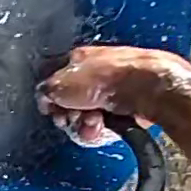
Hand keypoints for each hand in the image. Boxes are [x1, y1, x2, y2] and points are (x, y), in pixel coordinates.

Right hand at [36, 45, 184, 144]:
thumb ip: (44, 91)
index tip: (51, 109)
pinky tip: (105, 126)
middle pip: (68, 106)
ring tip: (94, 122)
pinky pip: (103, 128)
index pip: (53, 83)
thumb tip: (44, 98)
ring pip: (84, 120)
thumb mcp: (59, 85)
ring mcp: (111, 93)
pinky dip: (101, 131)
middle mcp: (95, 75)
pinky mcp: (125, 110)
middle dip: (68, 116)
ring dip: (84, 126)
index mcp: (78, 59)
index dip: (50, 99)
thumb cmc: (109, 78)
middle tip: (72, 116)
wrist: (147, 89)